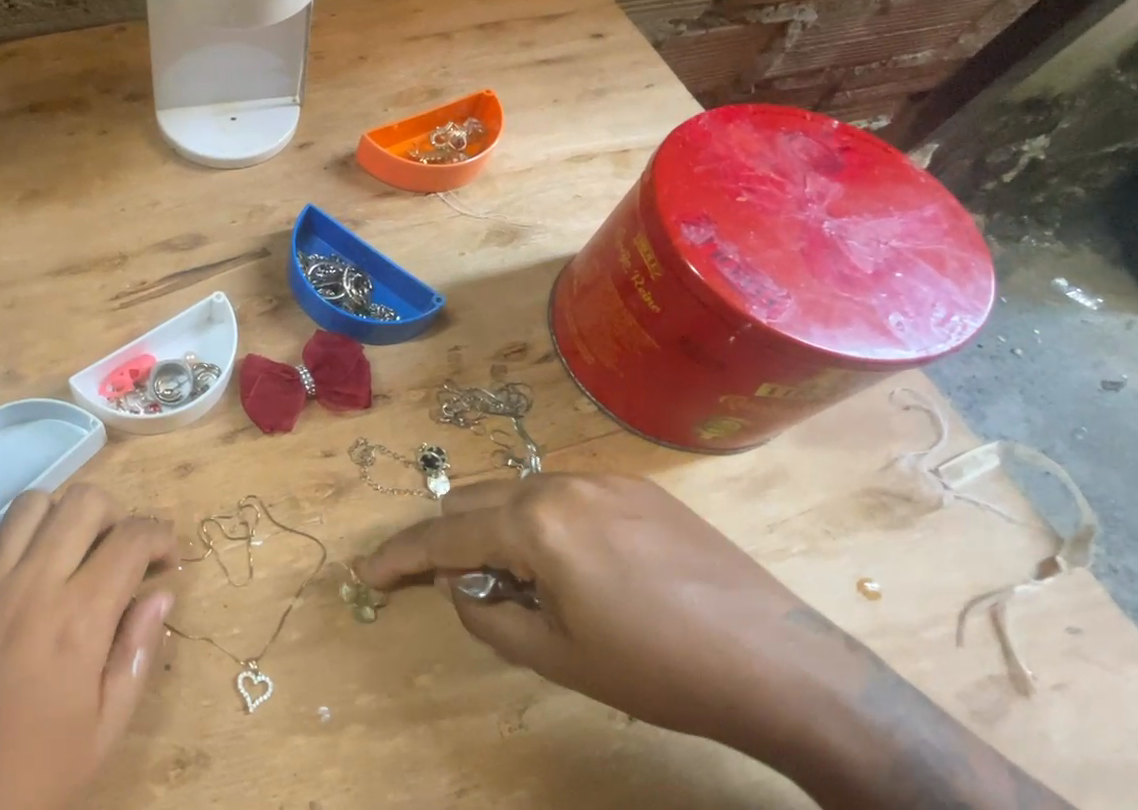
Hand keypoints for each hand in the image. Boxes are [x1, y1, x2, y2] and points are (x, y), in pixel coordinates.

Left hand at [0, 485, 176, 809]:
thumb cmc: (32, 770)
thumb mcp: (104, 728)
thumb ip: (137, 652)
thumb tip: (160, 595)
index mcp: (80, 616)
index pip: (132, 538)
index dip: (161, 535)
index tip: (168, 558)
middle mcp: (34, 581)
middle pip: (84, 501)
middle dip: (116, 515)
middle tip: (121, 551)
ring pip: (32, 502)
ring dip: (62, 516)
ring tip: (71, 550)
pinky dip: (12, 537)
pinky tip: (21, 569)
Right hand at [357, 473, 811, 750]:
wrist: (781, 665)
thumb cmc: (657, 669)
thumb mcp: (554, 656)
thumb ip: (486, 613)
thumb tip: (460, 584)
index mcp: (535, 524)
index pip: (444, 535)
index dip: (401, 556)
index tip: (368, 572)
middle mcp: (561, 484)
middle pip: (474, 500)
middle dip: (449, 539)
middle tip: (455, 585)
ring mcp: (604, 479)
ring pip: (518, 493)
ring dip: (497, 530)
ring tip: (522, 582)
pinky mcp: (639, 488)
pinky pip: (564, 495)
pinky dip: (542, 523)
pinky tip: (574, 566)